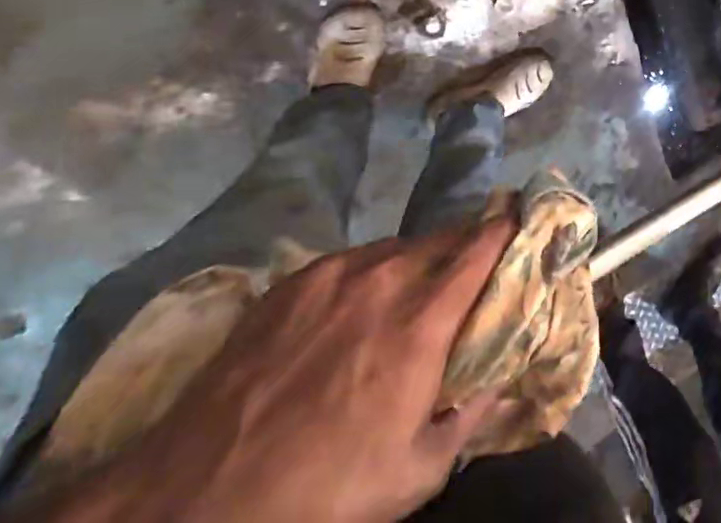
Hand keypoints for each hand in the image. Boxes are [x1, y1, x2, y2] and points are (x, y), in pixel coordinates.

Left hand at [85, 219, 515, 522]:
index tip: (527, 225)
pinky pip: (354, 259)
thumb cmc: (322, 490)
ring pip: (400, 246)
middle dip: (471, 244)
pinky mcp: (293, 282)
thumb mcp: (416, 472)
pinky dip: (374, 271)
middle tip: (480, 267)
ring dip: (422, 259)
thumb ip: (472, 415)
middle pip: (446, 236)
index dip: (510, 229)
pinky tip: (361, 304)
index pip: (483, 246)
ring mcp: (333, 275)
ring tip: (420, 289)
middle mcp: (385, 279)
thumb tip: (505, 381)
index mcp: (424, 320)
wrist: (194, 500)